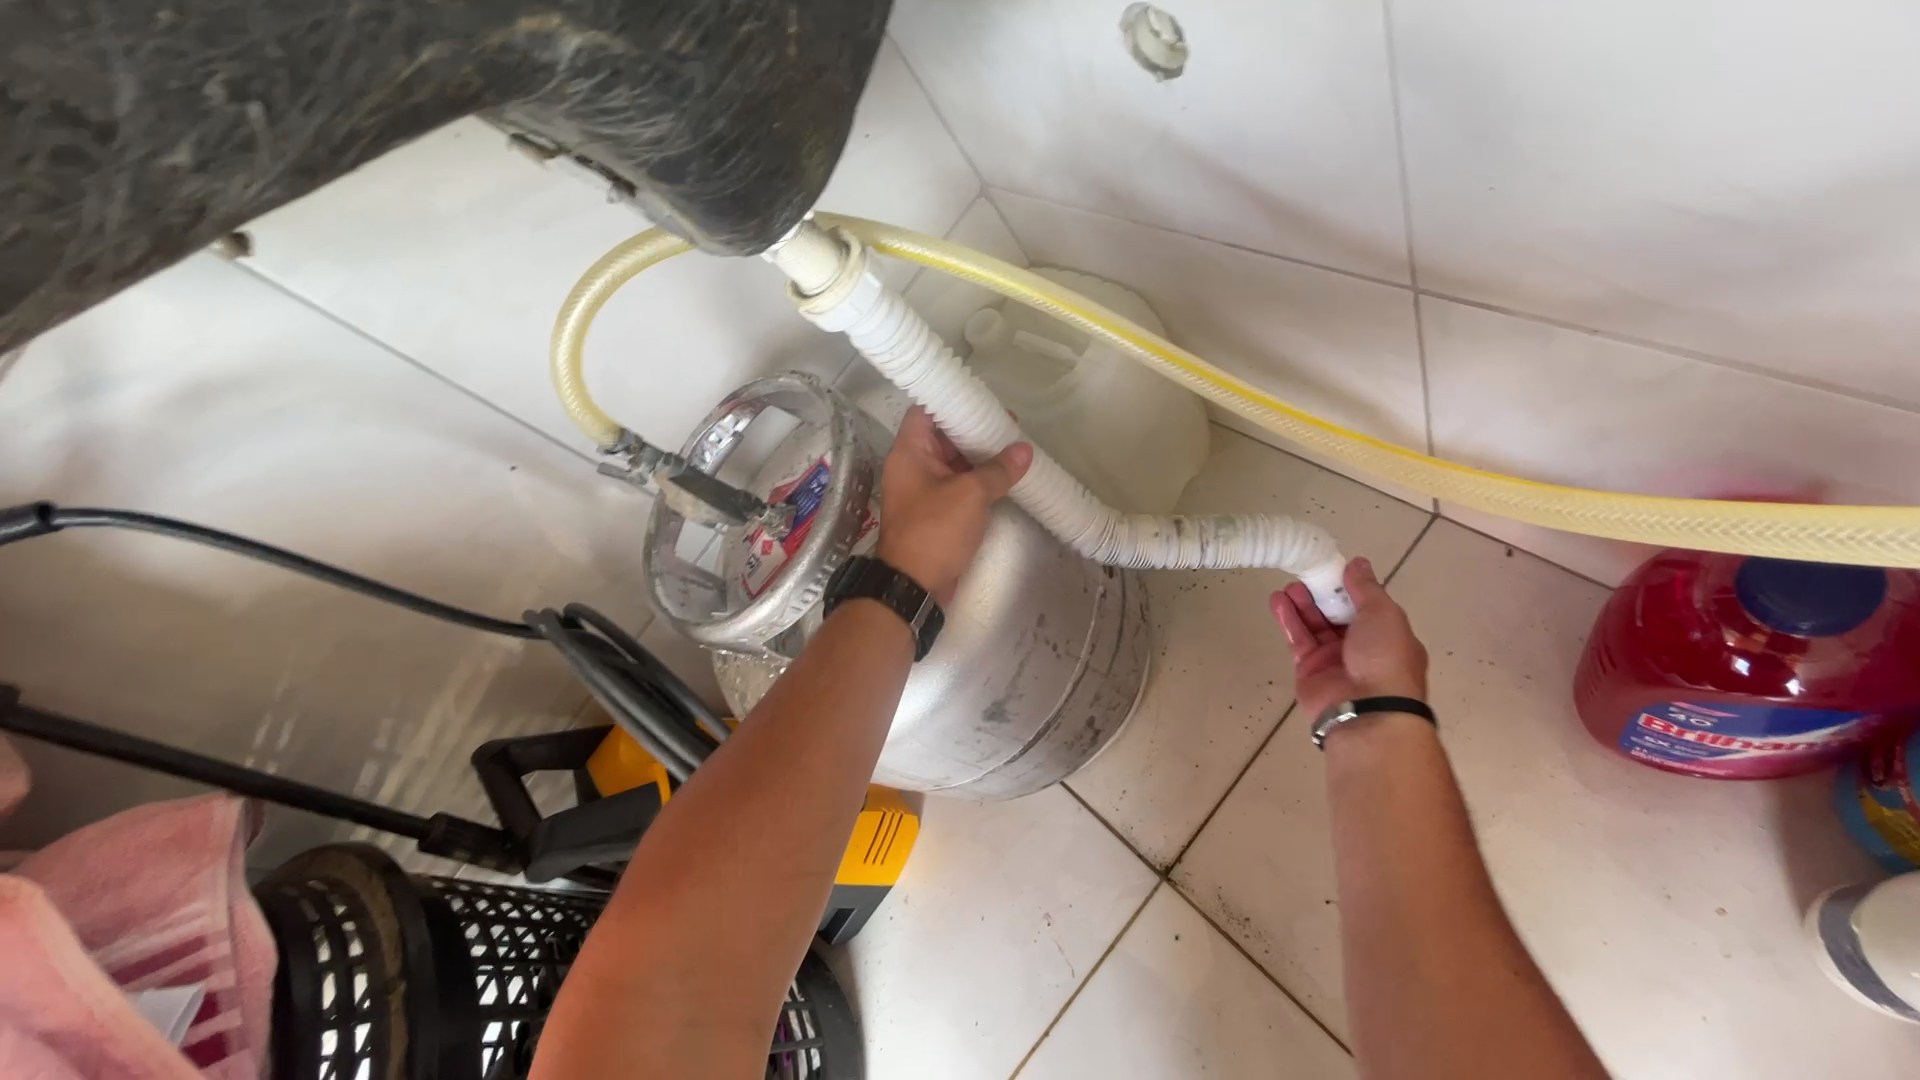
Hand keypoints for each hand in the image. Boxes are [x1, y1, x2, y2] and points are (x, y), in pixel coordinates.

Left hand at [876, 407, 1031, 605]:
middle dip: (974, 431)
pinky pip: (957, 487)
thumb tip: (1024, 451)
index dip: (953, 403)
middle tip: (1009, 427)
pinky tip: (1005, 478)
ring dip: (980, 457)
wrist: (914, 586)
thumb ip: (998, 469)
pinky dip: (978, 481)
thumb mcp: (971, 494)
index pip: (925, 412)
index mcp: (909, 453)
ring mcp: (923, 492)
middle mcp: (912, 468)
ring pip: (953, 464)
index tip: (983, 402)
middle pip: (942, 437)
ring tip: (1013, 450)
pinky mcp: (935, 514)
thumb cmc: (935, 531)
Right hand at [1270, 557, 1427, 721]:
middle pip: (1337, 614)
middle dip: (1321, 594)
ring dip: (1302, 604)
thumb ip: (1366, 588)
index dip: (1349, 587)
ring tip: (1287, 586)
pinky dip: (1288, 620)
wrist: (1365, 709)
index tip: (1332, 569)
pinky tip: (1277, 602)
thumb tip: (1357, 563)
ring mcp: (1334, 659)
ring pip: (1315, 625)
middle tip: (1304, 575)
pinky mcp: (1309, 669)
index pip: (1366, 605)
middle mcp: (1362, 647)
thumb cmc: (1384, 658)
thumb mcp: (1384, 614)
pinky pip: (1298, 639)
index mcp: (1388, 635)